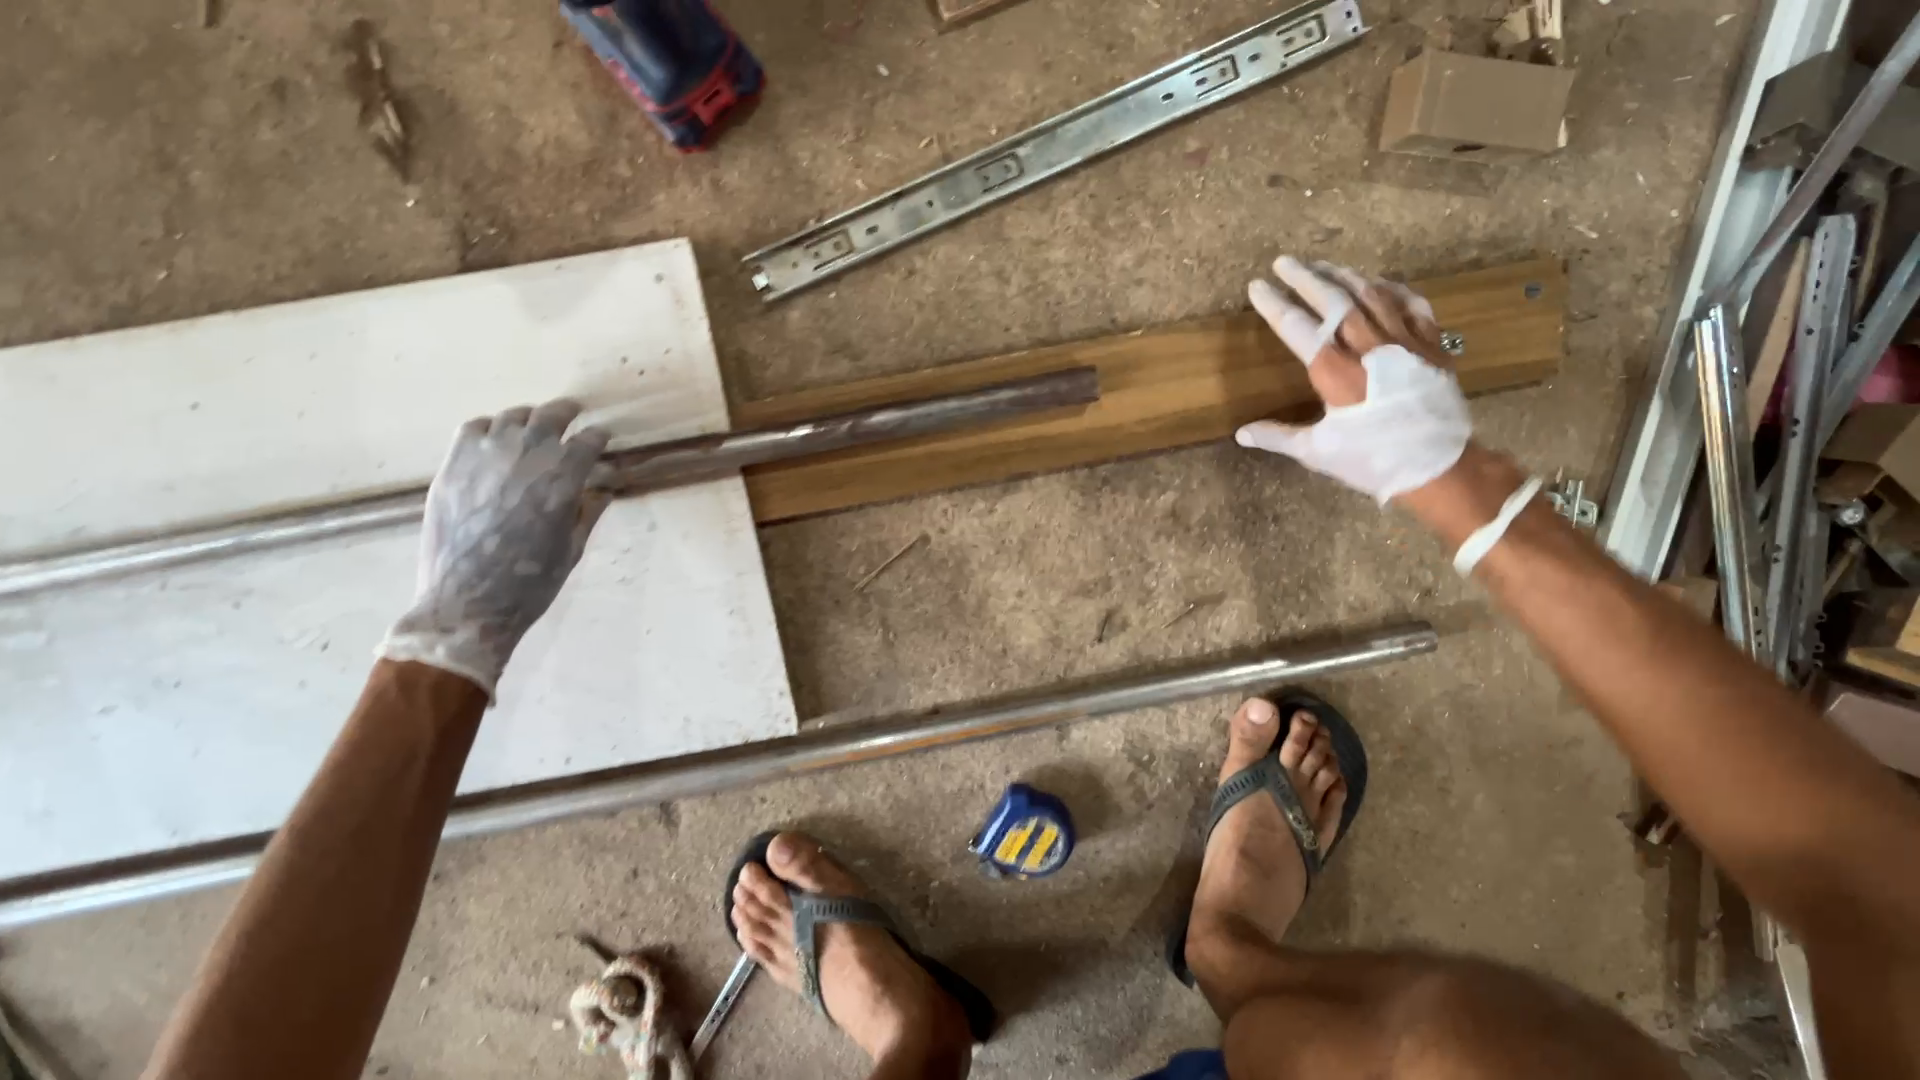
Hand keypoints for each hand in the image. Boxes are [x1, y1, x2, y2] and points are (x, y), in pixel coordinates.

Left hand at [377, 400, 610, 695]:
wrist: (467, 604)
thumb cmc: (531, 585)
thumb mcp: (571, 549)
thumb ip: (588, 511)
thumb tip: (602, 488)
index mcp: (564, 480)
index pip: (589, 441)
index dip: (599, 439)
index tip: (602, 441)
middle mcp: (527, 457)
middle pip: (551, 416)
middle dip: (567, 414)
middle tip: (573, 415)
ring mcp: (485, 456)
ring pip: (512, 417)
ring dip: (529, 419)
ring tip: (533, 426)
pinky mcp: (452, 465)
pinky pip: (473, 428)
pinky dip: (490, 428)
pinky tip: (494, 440)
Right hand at [1234, 255, 1472, 504]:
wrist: (1440, 465)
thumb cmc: (1372, 460)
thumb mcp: (1318, 452)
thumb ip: (1278, 437)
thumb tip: (1241, 433)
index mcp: (1334, 371)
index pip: (1295, 326)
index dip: (1273, 303)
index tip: (1256, 286)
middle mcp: (1367, 346)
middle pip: (1332, 298)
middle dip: (1305, 277)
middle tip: (1285, 261)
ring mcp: (1403, 340)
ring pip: (1370, 293)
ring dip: (1344, 276)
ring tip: (1324, 265)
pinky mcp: (1431, 343)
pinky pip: (1411, 303)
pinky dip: (1392, 288)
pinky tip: (1378, 283)